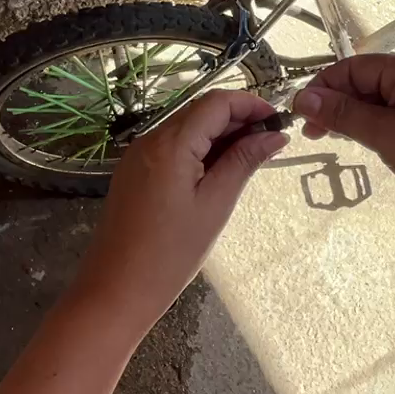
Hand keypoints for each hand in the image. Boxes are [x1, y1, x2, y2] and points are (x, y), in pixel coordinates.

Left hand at [75, 90, 287, 326]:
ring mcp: (139, 155)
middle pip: (201, 110)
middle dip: (238, 118)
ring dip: (221, 134)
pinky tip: (220, 169)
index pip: (216, 102)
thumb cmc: (170, 253)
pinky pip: (173, 146)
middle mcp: (151, 140)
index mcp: (170, 144)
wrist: (115, 291)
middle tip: (271, 142)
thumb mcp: (215, 205)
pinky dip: (201, 149)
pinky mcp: (135, 172)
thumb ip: (244, 162)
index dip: (250, 104)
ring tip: (251, 157)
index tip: (278, 120)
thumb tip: (275, 135)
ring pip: (187, 127)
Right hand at [291, 54, 394, 212]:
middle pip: (363, 82)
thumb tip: (302, 98)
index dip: (323, 88)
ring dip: (349, 116)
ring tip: (327, 139)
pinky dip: (370, 125)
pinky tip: (356, 140)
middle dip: (334, 104)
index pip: (353, 68)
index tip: (299, 114)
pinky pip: (390, 114)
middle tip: (310, 134)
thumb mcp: (384, 134)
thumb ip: (342, 114)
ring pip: (375, 100)